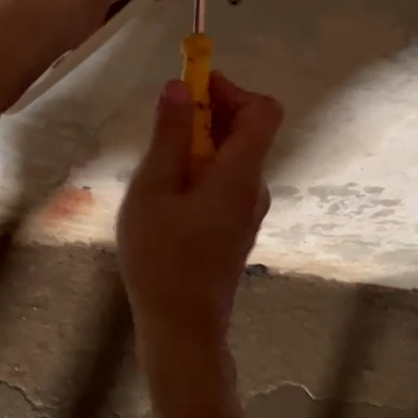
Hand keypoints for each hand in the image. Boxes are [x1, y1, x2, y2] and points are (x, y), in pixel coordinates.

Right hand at [118, 74, 282, 386]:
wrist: (182, 331)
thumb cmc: (163, 258)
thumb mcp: (154, 189)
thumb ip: (170, 135)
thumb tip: (180, 86)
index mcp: (240, 173)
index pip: (263, 110)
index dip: (231, 88)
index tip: (192, 87)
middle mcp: (254, 186)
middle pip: (249, 128)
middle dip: (211, 109)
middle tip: (166, 117)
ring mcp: (248, 208)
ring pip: (236, 153)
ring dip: (203, 137)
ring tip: (160, 156)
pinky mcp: (236, 224)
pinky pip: (228, 176)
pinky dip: (204, 163)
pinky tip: (169, 187)